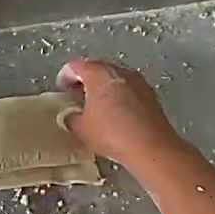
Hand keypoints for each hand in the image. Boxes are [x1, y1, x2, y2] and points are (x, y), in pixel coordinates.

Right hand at [58, 58, 186, 164]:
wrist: (152, 147)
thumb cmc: (111, 133)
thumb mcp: (80, 129)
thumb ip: (71, 117)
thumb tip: (72, 115)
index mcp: (97, 73)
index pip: (75, 66)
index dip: (64, 77)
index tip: (62, 90)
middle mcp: (119, 70)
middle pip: (96, 68)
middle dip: (84, 81)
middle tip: (76, 97)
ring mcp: (137, 81)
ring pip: (114, 78)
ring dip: (103, 88)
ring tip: (96, 107)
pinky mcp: (150, 94)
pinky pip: (128, 89)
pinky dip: (119, 95)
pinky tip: (116, 114)